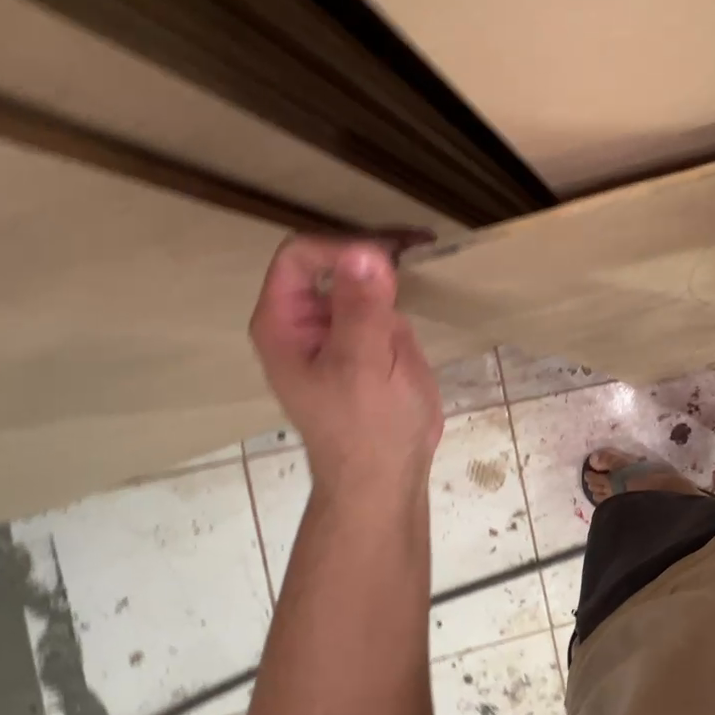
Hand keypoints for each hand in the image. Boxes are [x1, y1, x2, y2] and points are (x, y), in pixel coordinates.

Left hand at [248, 237, 443, 498]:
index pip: (301, 256)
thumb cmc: (366, 425)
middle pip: (329, 255)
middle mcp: (306, 316)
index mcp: (284, 322)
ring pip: (356, 269)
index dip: (343, 247)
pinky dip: (404, 277)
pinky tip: (430, 273)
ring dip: (390, 255)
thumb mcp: (363, 366)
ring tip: (429, 247)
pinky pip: (380, 292)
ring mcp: (340, 324)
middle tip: (421, 242)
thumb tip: (366, 251)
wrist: (387, 471)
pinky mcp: (372, 334)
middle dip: (371, 243)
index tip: (393, 257)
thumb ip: (362, 309)